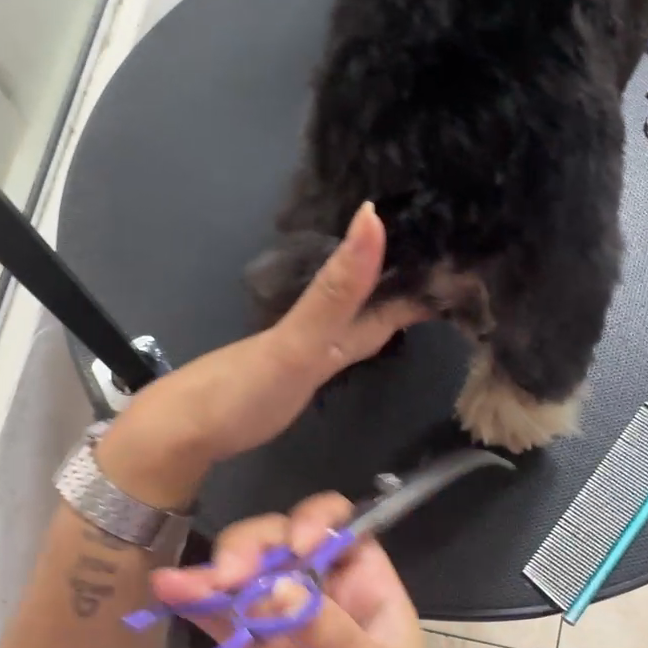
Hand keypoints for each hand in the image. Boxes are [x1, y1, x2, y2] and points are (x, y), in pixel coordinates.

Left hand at [99, 203, 428, 506]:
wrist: (186, 432)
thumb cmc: (245, 388)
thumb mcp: (299, 341)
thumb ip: (337, 290)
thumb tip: (372, 215)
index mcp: (325, 310)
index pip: (380, 276)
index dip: (414, 258)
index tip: (459, 243)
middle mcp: (322, 321)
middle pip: (375, 289)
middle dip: (413, 273)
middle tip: (461, 261)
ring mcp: (312, 346)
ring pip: (365, 311)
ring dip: (398, 297)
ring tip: (441, 285)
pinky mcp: (304, 373)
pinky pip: (352, 339)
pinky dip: (376, 327)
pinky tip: (384, 325)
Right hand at [149, 494, 470, 647]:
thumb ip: (330, 635)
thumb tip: (272, 588)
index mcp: (367, 586)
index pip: (340, 528)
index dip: (313, 522)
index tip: (291, 548)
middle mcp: (325, 594)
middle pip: (282, 544)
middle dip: (253, 548)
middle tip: (228, 577)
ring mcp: (288, 626)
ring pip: (248, 580)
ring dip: (214, 575)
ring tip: (175, 582)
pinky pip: (227, 624)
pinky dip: (200, 608)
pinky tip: (168, 594)